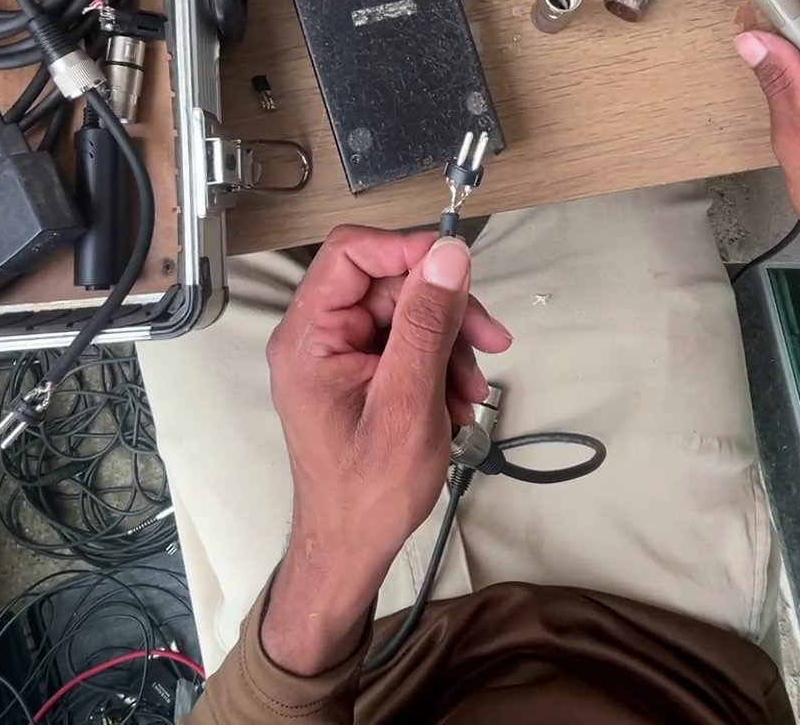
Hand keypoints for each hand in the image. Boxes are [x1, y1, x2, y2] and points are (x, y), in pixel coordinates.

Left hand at [259, 228, 509, 673]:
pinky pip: (407, 343)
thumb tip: (448, 254)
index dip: (406, 249)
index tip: (457, 268)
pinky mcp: (360, 371)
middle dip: (445, 311)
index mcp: (309, 335)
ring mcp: (339, 353)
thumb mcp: (407, 403)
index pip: (350, 253)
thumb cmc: (369, 492)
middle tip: (490, 342)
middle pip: (390, 284)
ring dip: (450, 344)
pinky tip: (457, 400)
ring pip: (407, 313)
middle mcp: (318, 335)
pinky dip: (440, 364)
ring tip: (472, 391)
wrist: (352, 550)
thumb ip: (427, 323)